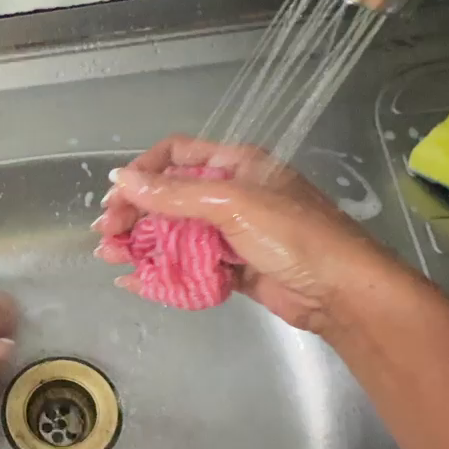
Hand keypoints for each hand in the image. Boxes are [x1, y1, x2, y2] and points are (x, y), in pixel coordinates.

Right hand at [93, 135, 404, 332]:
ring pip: (174, 233)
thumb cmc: (293, 237)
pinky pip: (188, 264)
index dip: (141, 174)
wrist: (342, 292)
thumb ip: (175, 194)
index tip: (115, 200)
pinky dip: (161, 271)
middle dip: (134, 214)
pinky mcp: (232, 267)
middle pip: (169, 197)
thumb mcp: (232, 205)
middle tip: (106, 236)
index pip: (174, 156)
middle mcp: (231, 194)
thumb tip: (120, 179)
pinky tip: (136, 279)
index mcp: (235, 165)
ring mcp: (231, 233)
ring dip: (141, 244)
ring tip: (111, 257)